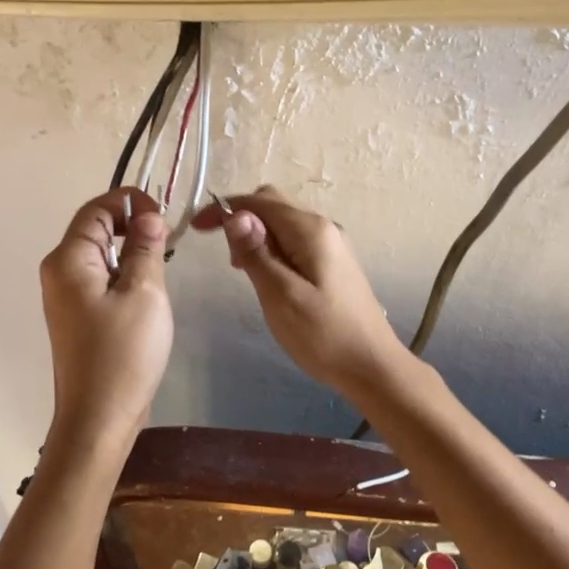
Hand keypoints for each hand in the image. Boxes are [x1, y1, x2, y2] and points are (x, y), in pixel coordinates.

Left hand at [40, 188, 172, 447]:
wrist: (99, 418)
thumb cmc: (123, 353)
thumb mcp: (144, 292)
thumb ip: (146, 247)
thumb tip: (148, 216)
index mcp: (67, 259)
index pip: (97, 208)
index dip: (132, 203)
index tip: (165, 218)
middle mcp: (58, 272)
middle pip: (96, 229)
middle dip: (134, 227)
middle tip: (170, 244)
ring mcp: (65, 297)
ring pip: (101, 256)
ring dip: (132, 254)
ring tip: (162, 271)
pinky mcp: (77, 317)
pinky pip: (101, 281)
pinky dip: (125, 276)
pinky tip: (147, 296)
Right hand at [193, 186, 406, 391]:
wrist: (371, 366)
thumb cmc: (323, 335)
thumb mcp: (280, 295)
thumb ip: (257, 253)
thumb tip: (235, 215)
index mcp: (310, 230)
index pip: (259, 201)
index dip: (224, 208)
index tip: (196, 229)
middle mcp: (323, 227)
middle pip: (272, 204)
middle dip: (241, 220)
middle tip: (229, 261)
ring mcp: (331, 244)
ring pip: (283, 223)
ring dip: (256, 236)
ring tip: (245, 272)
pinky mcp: (332, 263)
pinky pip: (294, 241)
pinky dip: (273, 248)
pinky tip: (268, 277)